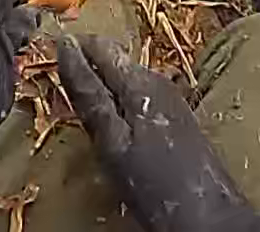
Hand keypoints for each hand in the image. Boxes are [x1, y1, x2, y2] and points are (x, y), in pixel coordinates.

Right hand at [56, 34, 259, 231]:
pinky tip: (114, 124)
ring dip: (103, 84)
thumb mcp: (112, 140)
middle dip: (87, 65)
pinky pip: (139, 95)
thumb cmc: (153, 181)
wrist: (210, 219)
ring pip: (126, 77)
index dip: (73, 47)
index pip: (99, 46)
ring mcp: (169, 96)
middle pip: (114, 59)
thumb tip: (65, 45)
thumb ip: (89, 93)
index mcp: (138, 78)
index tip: (49, 55)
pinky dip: (120, 101)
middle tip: (60, 85)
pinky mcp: (176, 116)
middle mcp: (155, 77)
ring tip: (81, 104)